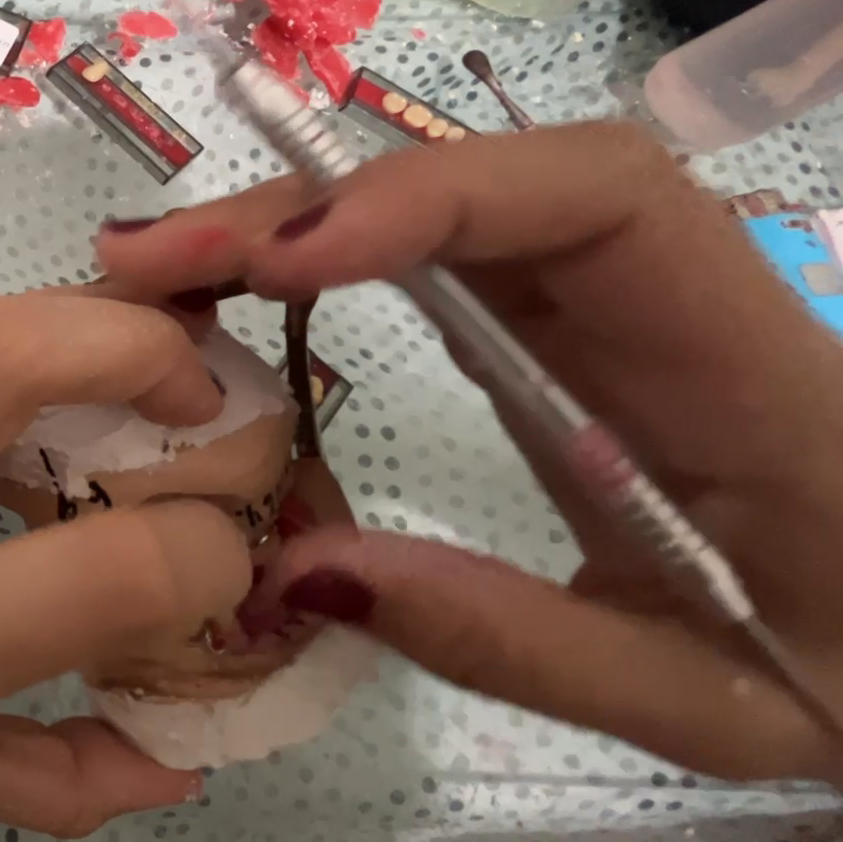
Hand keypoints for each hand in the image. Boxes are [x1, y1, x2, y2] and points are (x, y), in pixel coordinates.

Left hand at [0, 292, 259, 835]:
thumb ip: (58, 781)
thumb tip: (176, 759)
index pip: (97, 569)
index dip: (199, 553)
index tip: (224, 553)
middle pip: (9, 356)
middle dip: (135, 345)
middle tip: (204, 389)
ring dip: (86, 323)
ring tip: (151, 372)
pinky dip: (31, 351)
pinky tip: (56, 404)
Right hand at [94, 122, 842, 783]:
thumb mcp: (705, 704)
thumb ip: (505, 638)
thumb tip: (292, 567)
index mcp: (738, 367)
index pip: (591, 201)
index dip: (424, 198)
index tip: (277, 265)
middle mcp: (649, 294)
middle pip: (459, 183)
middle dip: (289, 207)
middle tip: (149, 259)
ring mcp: (575, 299)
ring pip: (413, 204)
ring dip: (269, 223)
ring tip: (150, 269)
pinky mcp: (522, 320)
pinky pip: (400, 253)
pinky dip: (294, 258)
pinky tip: (214, 290)